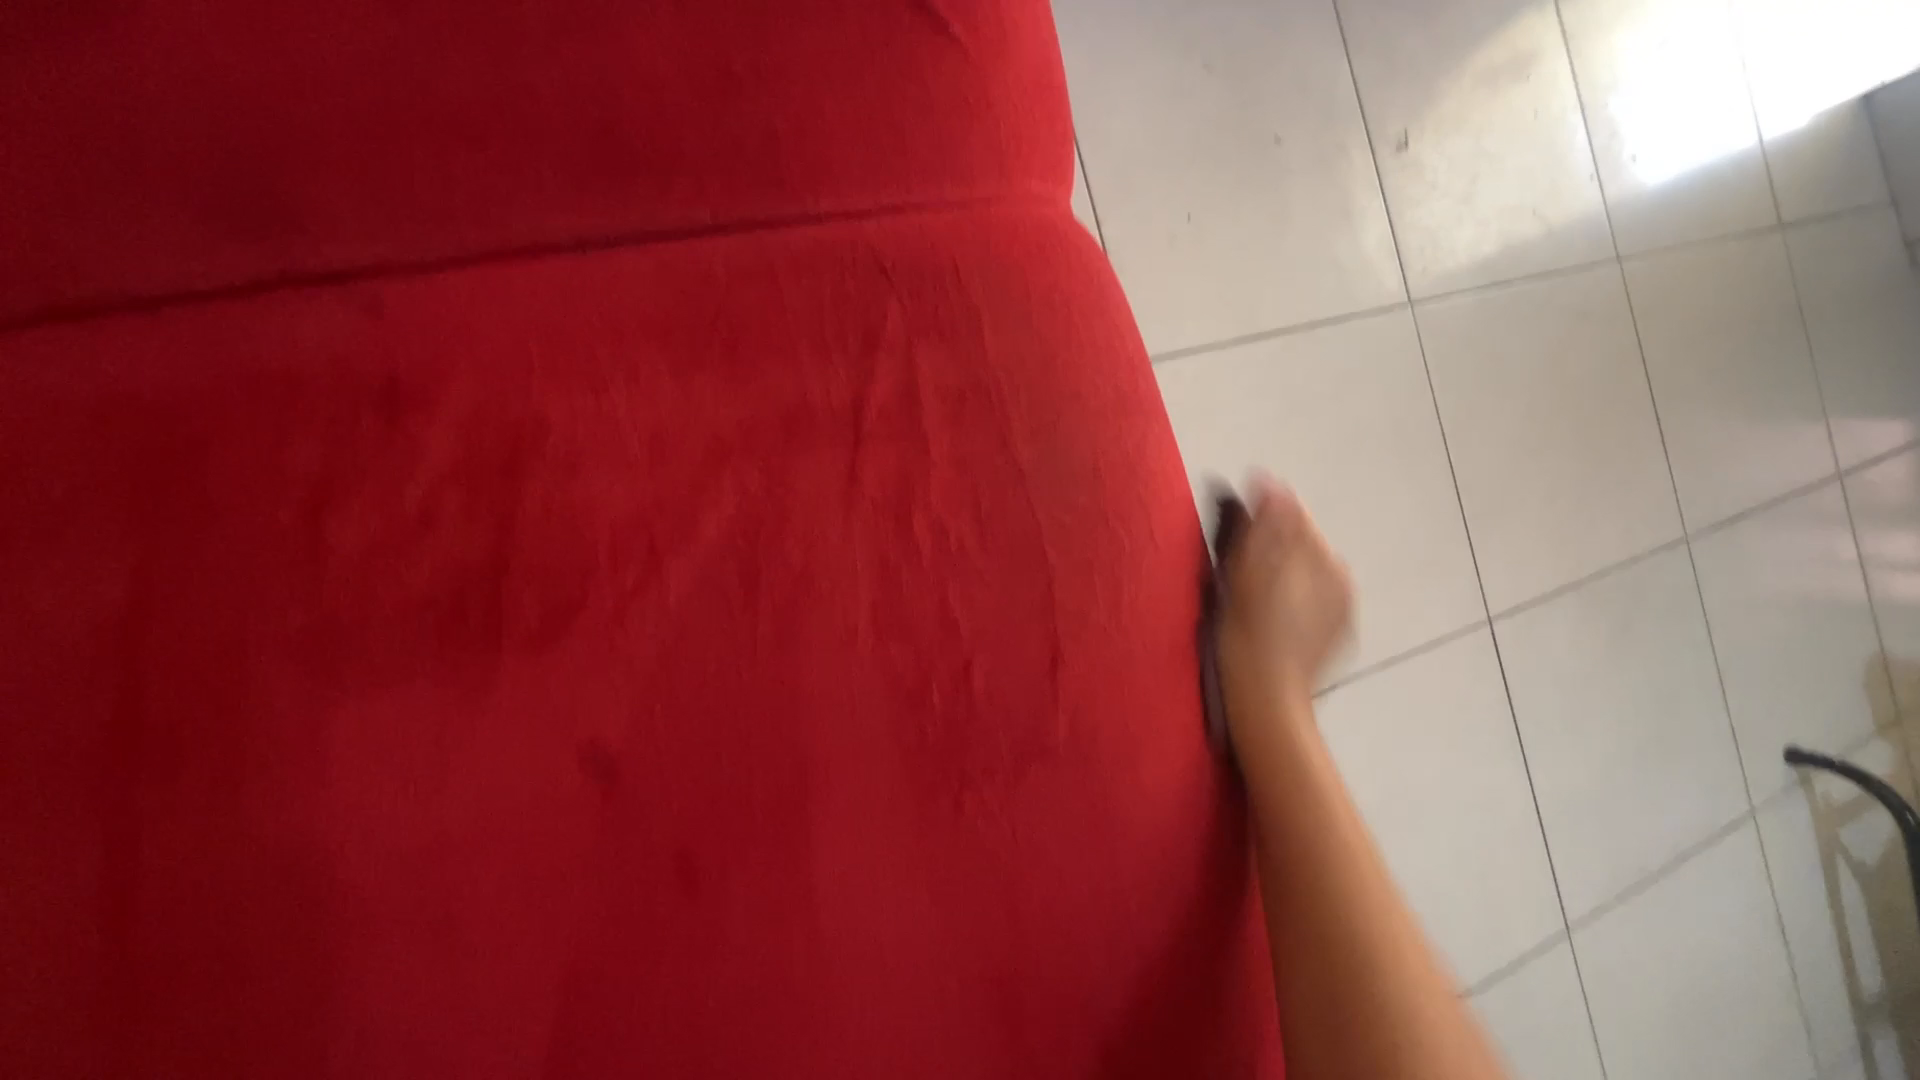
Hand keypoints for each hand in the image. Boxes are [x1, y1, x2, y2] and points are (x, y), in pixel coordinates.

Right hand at [1215, 474, 1353, 715]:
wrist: (1265, 699)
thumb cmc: (1247, 634)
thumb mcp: (1248, 572)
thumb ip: (1264, 523)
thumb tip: (1267, 480)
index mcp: (1324, 558)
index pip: (1293, 514)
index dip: (1260, 511)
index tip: (1230, 519)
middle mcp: (1341, 578)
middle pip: (1300, 542)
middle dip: (1272, 542)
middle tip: (1234, 560)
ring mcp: (1341, 608)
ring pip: (1304, 571)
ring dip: (1281, 569)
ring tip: (1248, 590)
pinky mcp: (1332, 634)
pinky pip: (1310, 599)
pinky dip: (1290, 597)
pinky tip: (1269, 615)